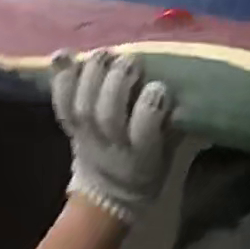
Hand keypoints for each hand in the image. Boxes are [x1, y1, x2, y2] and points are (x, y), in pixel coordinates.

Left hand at [50, 50, 177, 223]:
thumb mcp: (170, 156)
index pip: (144, 130)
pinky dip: (61, 76)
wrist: (106, 194)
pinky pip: (60, 100)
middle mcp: (109, 145)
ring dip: (93, 74)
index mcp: (141, 157)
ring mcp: (84, 135)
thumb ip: (176, 128)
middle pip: (107, 113)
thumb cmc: (147, 169)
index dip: (150, 105)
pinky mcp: (68, 124)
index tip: (159, 86)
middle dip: (118, 81)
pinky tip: (66, 54)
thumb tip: (189, 95)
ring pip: (82, 104)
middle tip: (131, 61)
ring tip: (106, 54)